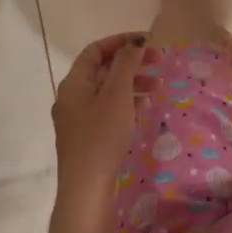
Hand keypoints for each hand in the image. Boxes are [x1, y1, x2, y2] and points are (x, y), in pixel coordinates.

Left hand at [49, 33, 154, 232]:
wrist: (86, 191)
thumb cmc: (101, 136)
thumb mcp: (117, 95)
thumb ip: (126, 64)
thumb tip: (135, 42)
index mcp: (73, 83)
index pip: (95, 51)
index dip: (120, 42)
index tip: (146, 41)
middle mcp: (72, 98)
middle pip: (102, 71)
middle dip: (131, 63)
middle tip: (159, 61)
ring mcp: (78, 120)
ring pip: (107, 92)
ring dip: (132, 84)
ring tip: (158, 86)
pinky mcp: (88, 139)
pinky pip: (108, 111)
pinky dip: (127, 105)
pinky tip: (145, 109)